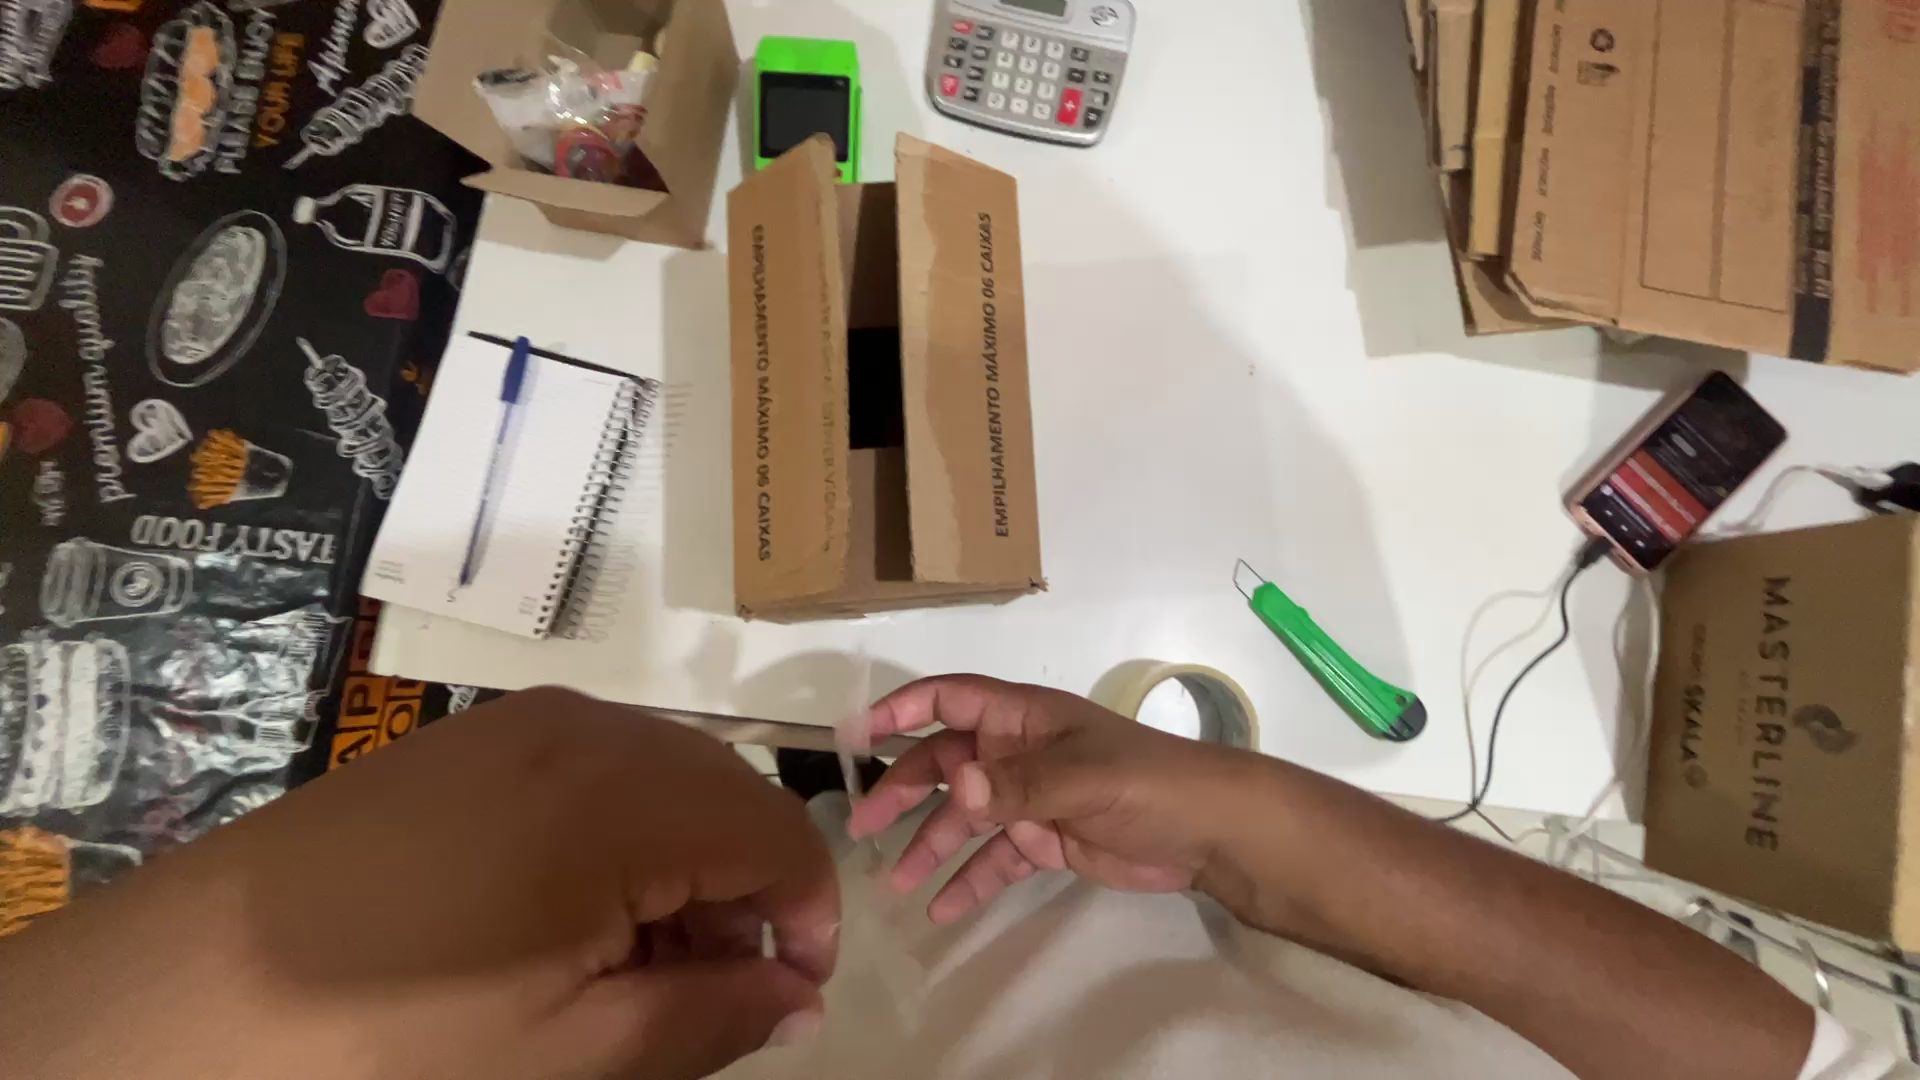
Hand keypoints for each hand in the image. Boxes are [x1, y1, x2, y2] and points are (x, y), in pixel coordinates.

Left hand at [0, 688, 837, 1079]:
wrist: (135, 1015)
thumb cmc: (376, 1053)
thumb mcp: (563, 1064)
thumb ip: (711, 1018)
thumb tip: (802, 998)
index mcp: (627, 792)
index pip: (780, 832)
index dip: (810, 911)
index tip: (796, 990)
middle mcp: (597, 726)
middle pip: (732, 797)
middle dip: (747, 891)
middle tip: (712, 987)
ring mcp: (536, 719)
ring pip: (672, 778)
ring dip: (687, 862)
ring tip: (640, 958)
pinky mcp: (487, 734)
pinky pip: (604, 769)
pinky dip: (626, 834)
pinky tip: (576, 907)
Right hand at [847, 675, 1259, 924]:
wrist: (1205, 833)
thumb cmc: (1144, 781)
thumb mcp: (1081, 776)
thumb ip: (1018, 783)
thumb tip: (956, 782)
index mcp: (1021, 718)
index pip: (949, 700)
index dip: (901, 709)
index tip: (857, 735)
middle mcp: (1015, 751)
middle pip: (945, 762)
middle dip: (905, 789)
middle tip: (864, 824)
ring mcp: (1027, 797)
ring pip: (964, 816)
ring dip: (930, 844)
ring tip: (896, 882)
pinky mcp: (1042, 839)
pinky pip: (994, 858)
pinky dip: (969, 880)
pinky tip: (942, 909)